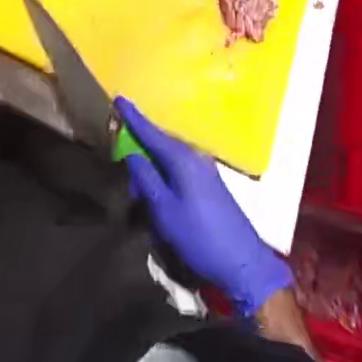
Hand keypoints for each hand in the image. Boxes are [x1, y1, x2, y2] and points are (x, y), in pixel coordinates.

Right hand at [116, 97, 291, 317]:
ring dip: (151, 168)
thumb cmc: (199, 236)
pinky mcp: (209, 183)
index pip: (152, 132)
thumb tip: (132, 155)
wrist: (243, 262)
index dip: (133, 117)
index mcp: (183, 159)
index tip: (119, 98)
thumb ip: (146, 178)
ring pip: (169, 158)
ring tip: (139, 193)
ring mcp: (205, 169)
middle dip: (139, 150)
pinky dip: (164, 175)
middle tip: (123, 170)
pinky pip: (179, 168)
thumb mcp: (164, 210)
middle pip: (160, 143)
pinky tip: (158, 192)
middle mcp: (195, 157)